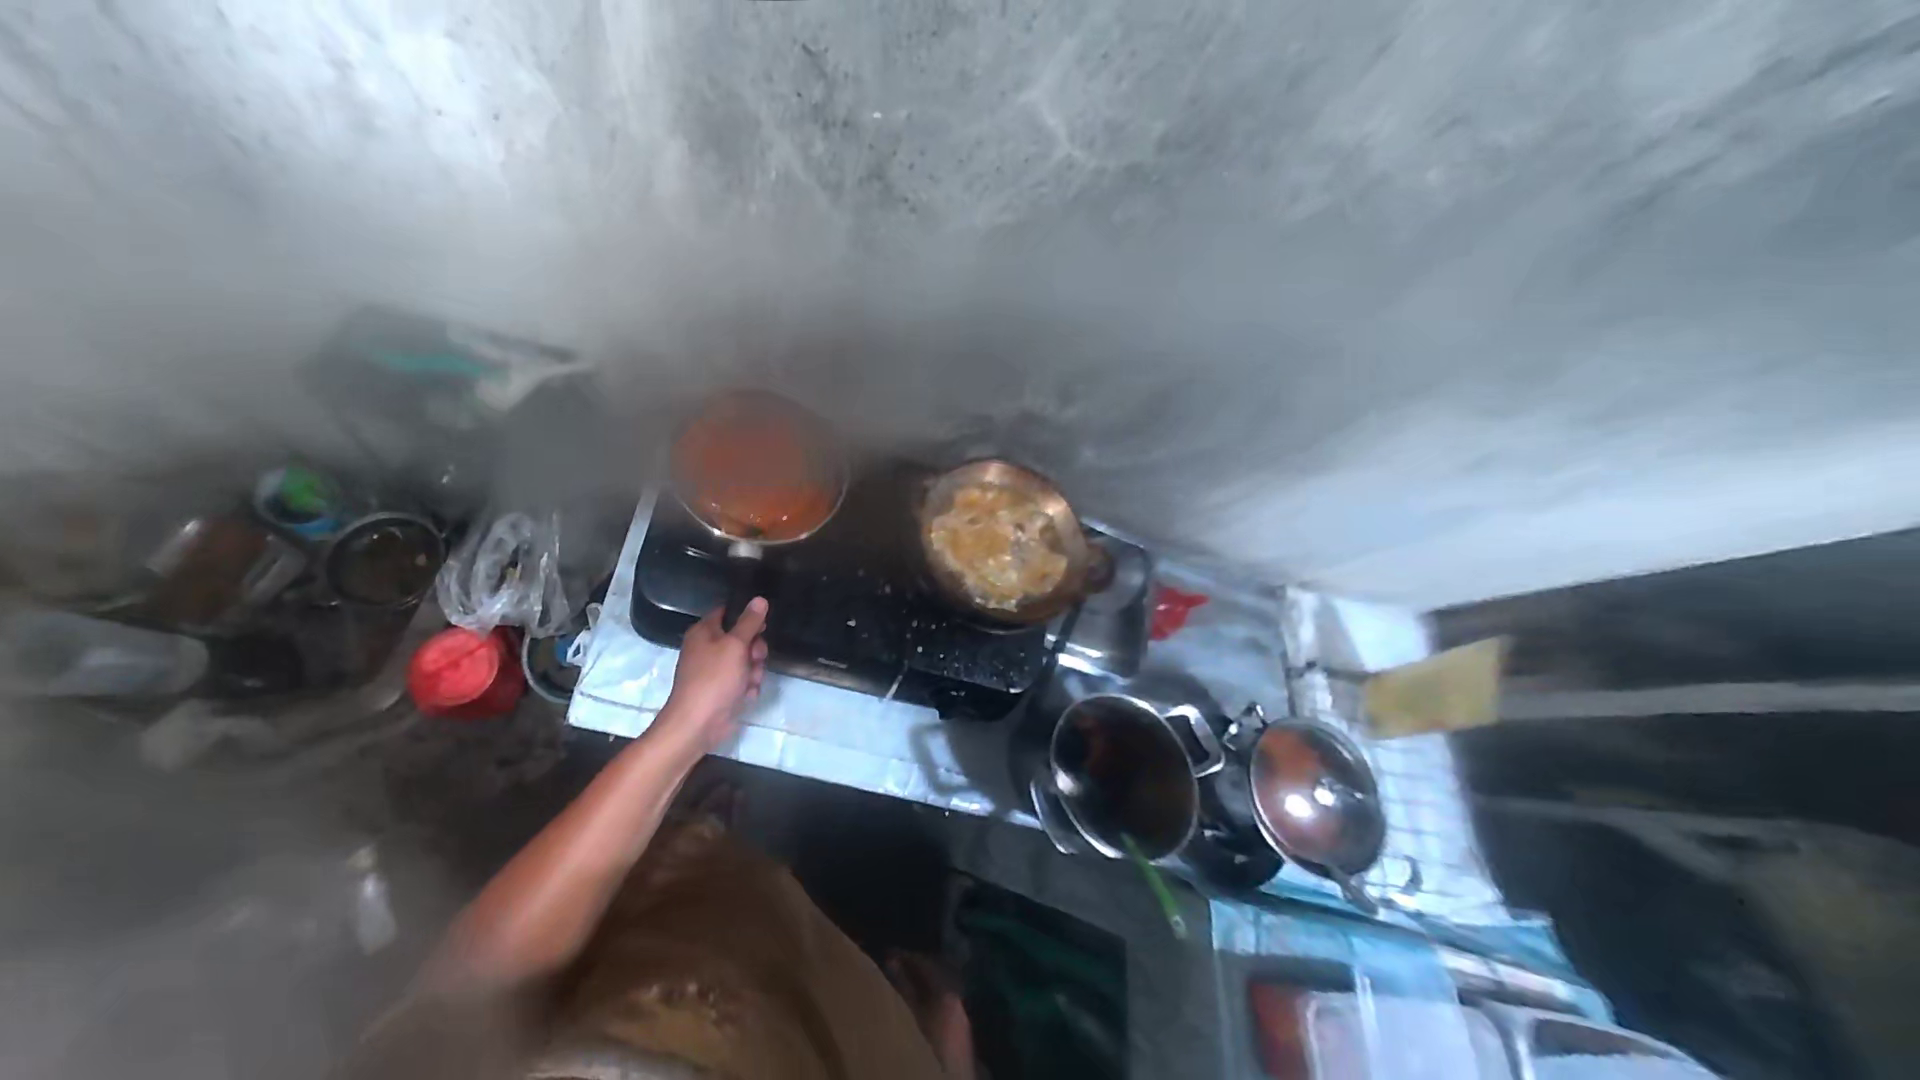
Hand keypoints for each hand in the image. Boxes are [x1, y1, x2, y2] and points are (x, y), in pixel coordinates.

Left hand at [657, 597, 769, 753]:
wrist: (698, 724)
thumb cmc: (714, 679)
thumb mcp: (735, 645)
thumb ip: (749, 622)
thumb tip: (759, 599)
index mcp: (704, 632)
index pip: (728, 612)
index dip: (747, 617)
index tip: (761, 626)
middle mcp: (707, 648)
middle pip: (742, 638)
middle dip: (755, 650)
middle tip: (754, 658)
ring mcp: (715, 670)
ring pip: (746, 661)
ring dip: (754, 671)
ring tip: (748, 681)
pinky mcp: (722, 689)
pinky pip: (743, 680)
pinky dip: (747, 686)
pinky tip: (745, 695)